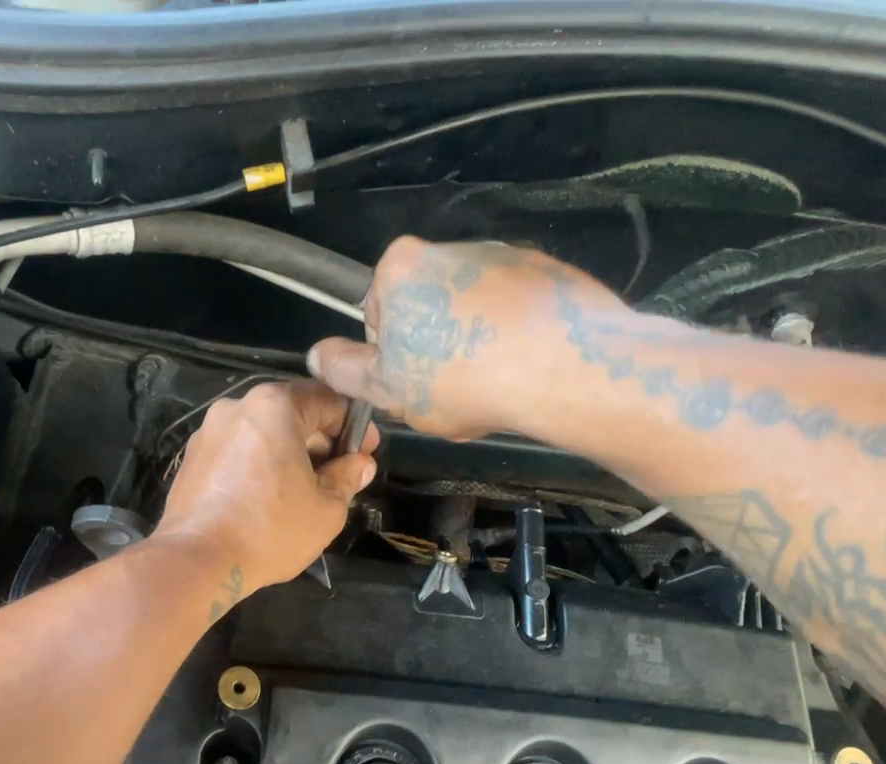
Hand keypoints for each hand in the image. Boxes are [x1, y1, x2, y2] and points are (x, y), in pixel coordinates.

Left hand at [156, 380, 379, 599]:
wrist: (196, 561)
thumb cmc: (269, 529)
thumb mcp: (326, 508)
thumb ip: (347, 478)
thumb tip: (360, 464)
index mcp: (273, 406)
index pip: (327, 399)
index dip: (354, 426)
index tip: (365, 454)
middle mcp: (236, 407)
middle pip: (291, 414)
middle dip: (319, 441)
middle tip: (337, 476)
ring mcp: (207, 432)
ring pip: (261, 434)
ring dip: (287, 454)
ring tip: (301, 492)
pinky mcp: (191, 459)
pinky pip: (236, 453)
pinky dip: (257, 466)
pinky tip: (265, 499)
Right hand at [308, 237, 631, 439]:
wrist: (567, 369)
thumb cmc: (463, 377)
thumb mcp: (387, 387)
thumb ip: (345, 368)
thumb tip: (318, 355)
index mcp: (402, 267)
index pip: (377, 315)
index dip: (390, 357)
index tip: (413, 383)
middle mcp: (449, 249)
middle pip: (425, 310)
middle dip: (434, 350)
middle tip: (452, 393)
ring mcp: (502, 256)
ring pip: (470, 312)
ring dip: (474, 346)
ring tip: (493, 385)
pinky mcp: (545, 271)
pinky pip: (514, 310)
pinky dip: (513, 337)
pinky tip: (524, 370)